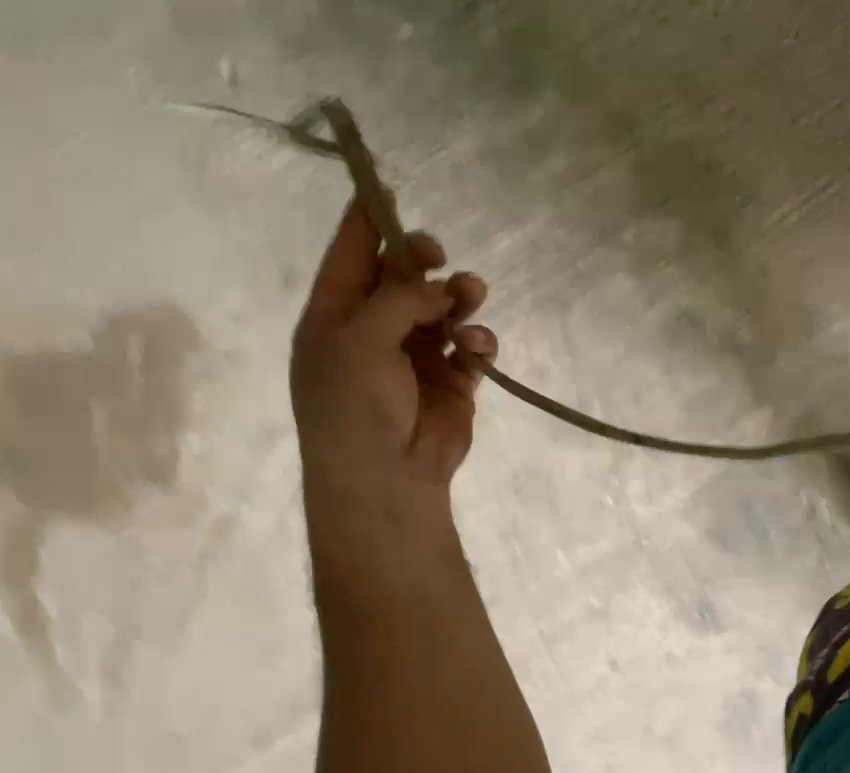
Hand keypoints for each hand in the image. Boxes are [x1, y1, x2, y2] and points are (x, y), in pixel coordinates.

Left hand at [292, 197, 497, 489]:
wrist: (388, 473)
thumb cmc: (354, 405)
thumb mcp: (359, 340)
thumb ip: (398, 300)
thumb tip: (437, 285)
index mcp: (336, 315)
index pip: (351, 256)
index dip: (368, 222)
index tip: (387, 187)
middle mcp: (376, 329)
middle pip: (404, 279)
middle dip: (423, 262)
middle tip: (437, 255)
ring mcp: (417, 356)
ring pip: (445, 310)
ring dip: (459, 299)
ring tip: (472, 296)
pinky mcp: (455, 382)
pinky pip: (471, 349)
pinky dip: (479, 343)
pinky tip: (477, 348)